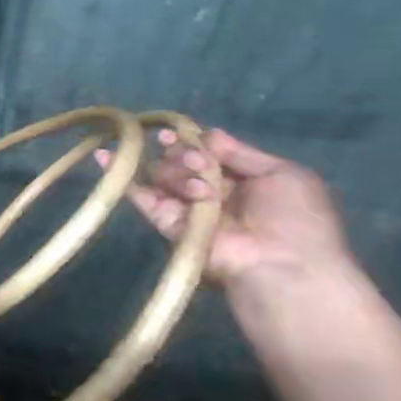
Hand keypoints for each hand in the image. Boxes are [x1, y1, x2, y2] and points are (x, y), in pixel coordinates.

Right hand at [97, 127, 352, 294]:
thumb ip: (240, 152)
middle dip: (185, 155)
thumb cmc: (295, 220)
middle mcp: (211, 191)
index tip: (181, 134)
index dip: (192, 140)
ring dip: (176, 172)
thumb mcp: (283, 174)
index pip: (206, 151)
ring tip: (200, 189)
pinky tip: (105, 156)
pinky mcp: (166, 223)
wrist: (282, 266)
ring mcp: (187, 207)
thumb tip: (206, 134)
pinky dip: (121, 175)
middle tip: (198, 165)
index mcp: (242, 180)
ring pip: (163, 173)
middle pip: (180, 159)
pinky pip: (140, 196)